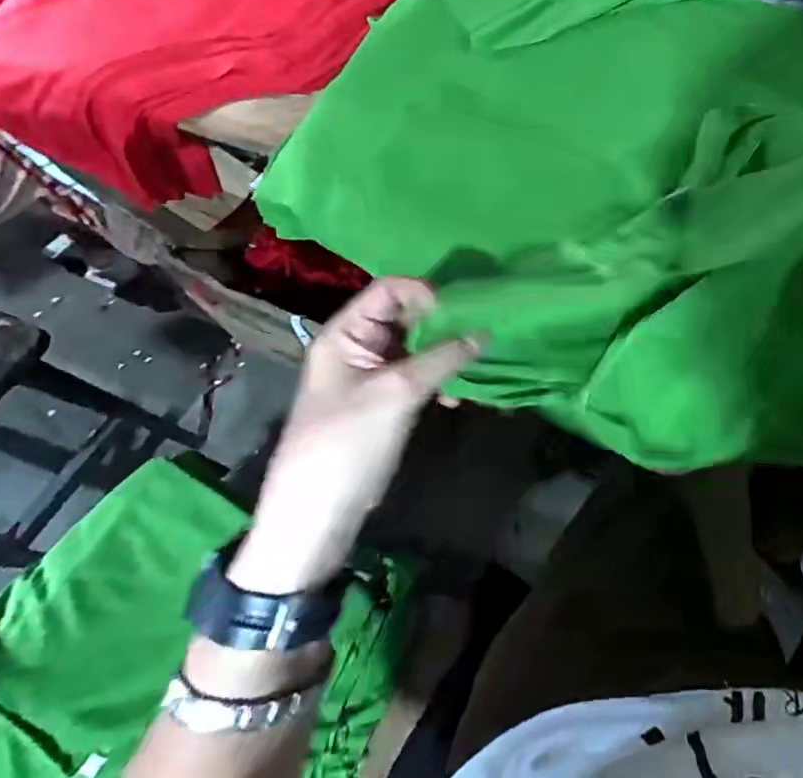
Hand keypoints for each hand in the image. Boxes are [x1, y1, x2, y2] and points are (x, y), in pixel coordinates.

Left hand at [228, 279, 479, 593]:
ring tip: (475, 363)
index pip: (389, 290)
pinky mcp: (385, 399)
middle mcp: (357, 346)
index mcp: (345, 334)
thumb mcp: (398, 392)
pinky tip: (457, 395)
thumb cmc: (348, 443)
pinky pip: (419, 373)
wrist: (316, 514)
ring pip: (418, 345)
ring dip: (446, 352)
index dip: (426, 292)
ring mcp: (371, 374)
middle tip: (482, 329)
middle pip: (406, 315)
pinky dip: (440, 377)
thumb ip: (444, 357)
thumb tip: (486, 332)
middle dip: (444, 321)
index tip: (465, 309)